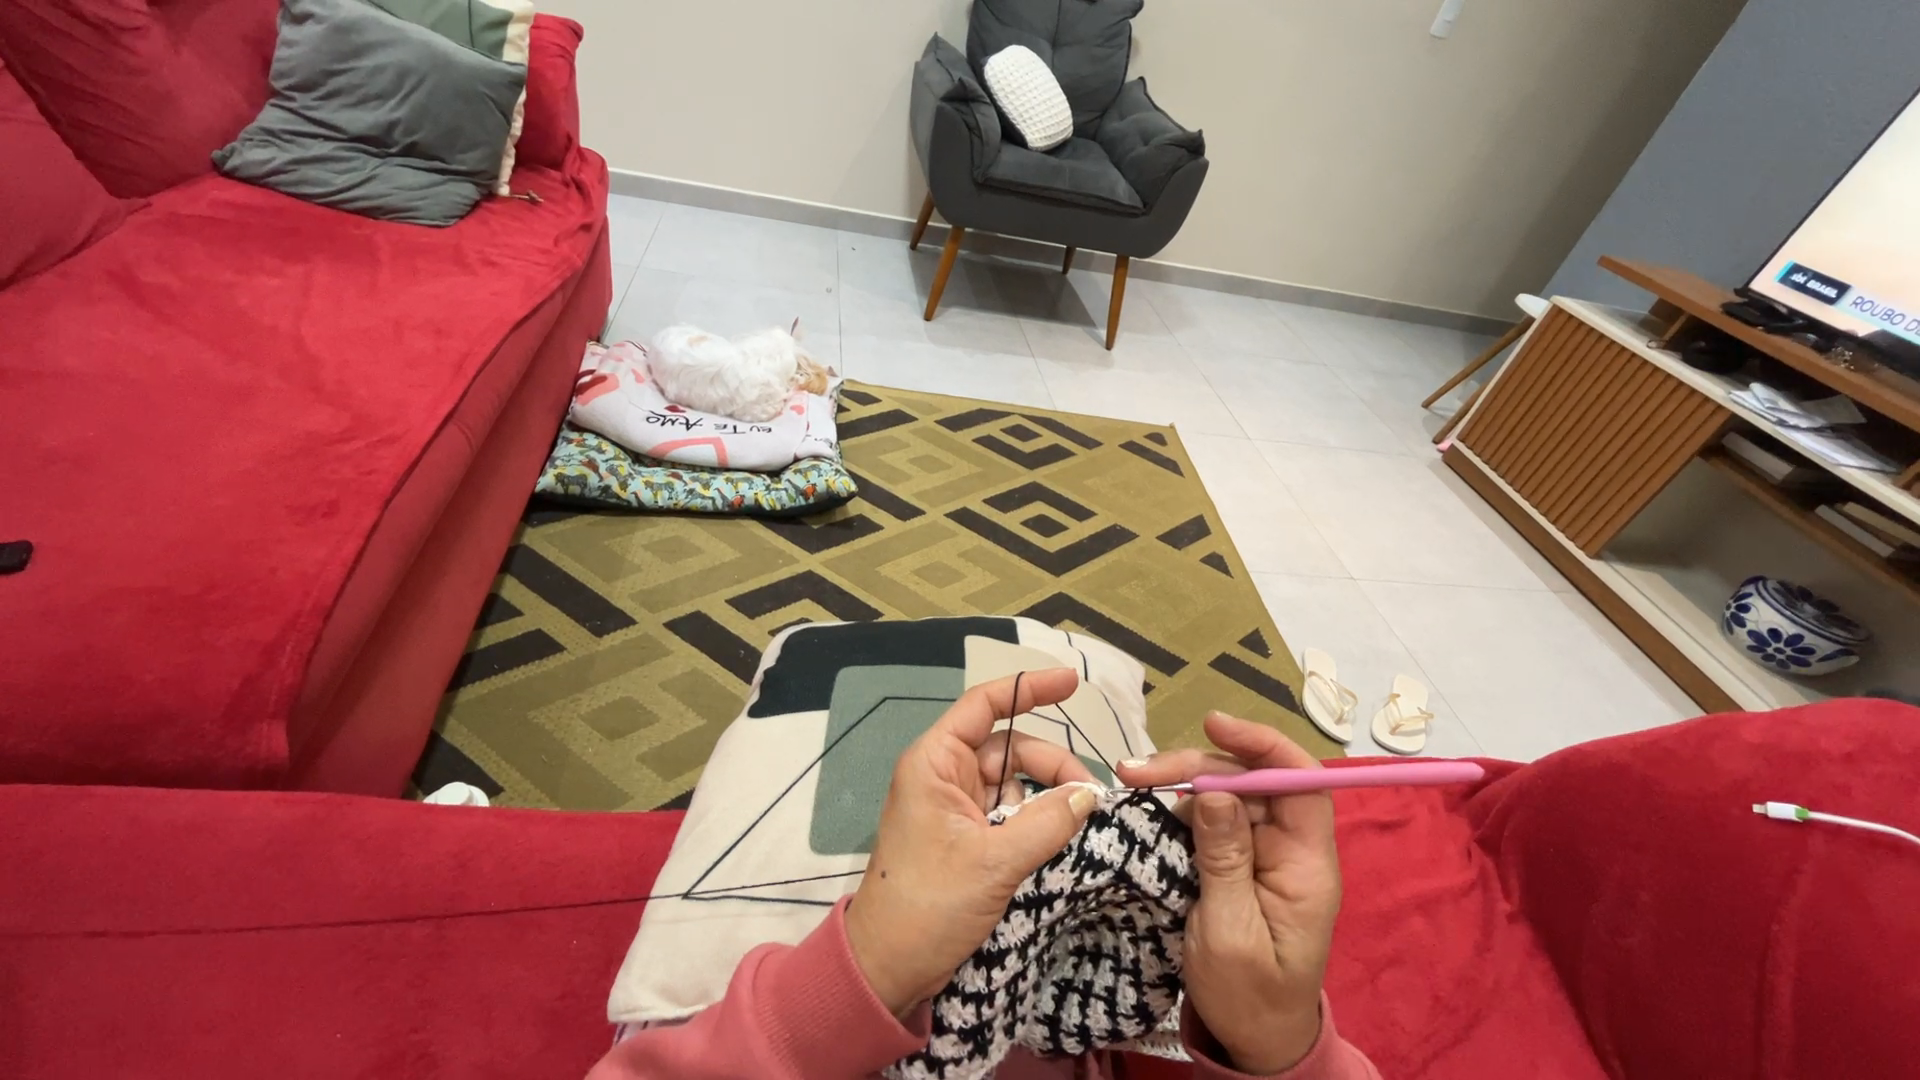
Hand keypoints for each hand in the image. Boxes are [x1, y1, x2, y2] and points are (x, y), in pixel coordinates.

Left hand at [845, 668, 1101, 1015]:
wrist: (889, 967)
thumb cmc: (929, 904)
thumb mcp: (994, 862)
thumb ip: (1046, 823)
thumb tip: (1089, 795)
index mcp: (936, 762)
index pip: (985, 705)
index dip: (1028, 688)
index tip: (1073, 682)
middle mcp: (944, 773)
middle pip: (1009, 747)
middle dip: (1051, 764)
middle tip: (1090, 796)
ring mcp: (954, 804)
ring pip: (1013, 780)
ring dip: (1046, 794)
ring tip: (1077, 820)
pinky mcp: (964, 834)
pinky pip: (1008, 810)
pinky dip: (1035, 816)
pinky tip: (1058, 834)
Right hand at [1117, 712, 1340, 1074]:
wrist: (1250, 1040)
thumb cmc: (1248, 995)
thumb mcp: (1230, 931)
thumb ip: (1224, 859)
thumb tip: (1212, 790)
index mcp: (1306, 864)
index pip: (1301, 783)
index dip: (1263, 745)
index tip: (1214, 724)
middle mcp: (1286, 846)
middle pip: (1249, 779)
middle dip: (1195, 763)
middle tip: (1135, 770)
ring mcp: (1258, 850)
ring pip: (1223, 790)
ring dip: (1178, 780)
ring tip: (1131, 779)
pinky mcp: (1232, 858)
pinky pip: (1206, 815)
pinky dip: (1174, 805)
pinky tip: (1145, 803)